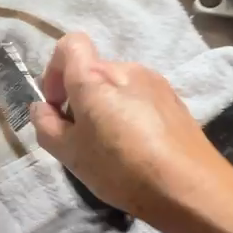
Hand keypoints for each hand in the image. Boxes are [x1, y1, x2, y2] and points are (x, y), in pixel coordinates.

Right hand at [30, 33, 232, 223]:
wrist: (190, 187)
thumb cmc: (121, 168)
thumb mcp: (70, 155)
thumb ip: (46, 126)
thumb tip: (42, 108)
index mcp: (94, 77)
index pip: (70, 45)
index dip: (55, 70)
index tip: (57, 104)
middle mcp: (125, 69)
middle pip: (93, 71)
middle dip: (80, 98)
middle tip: (81, 138)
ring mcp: (154, 82)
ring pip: (117, 86)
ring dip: (106, 107)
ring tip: (112, 147)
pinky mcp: (174, 99)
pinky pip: (140, 98)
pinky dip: (130, 114)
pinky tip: (138, 148)